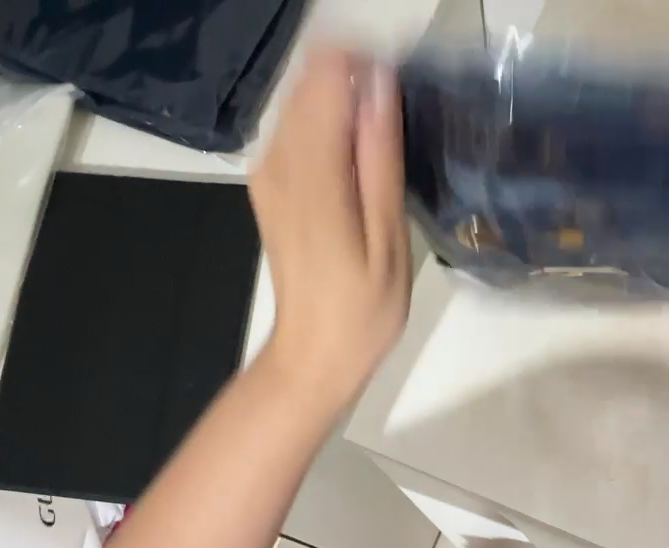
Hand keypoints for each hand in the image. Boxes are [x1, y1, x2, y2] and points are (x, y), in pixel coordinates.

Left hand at [249, 48, 411, 400]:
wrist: (312, 357)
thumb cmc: (362, 313)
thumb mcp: (387, 242)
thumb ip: (380, 161)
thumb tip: (379, 86)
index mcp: (313, 174)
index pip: (328, 75)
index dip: (367, 68)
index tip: (401, 99)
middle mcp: (278, 162)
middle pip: (311, 81)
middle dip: (356, 87)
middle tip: (395, 134)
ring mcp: (266, 174)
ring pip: (302, 104)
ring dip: (343, 111)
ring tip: (380, 158)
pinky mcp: (268, 187)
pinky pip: (295, 133)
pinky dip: (328, 135)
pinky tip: (356, 174)